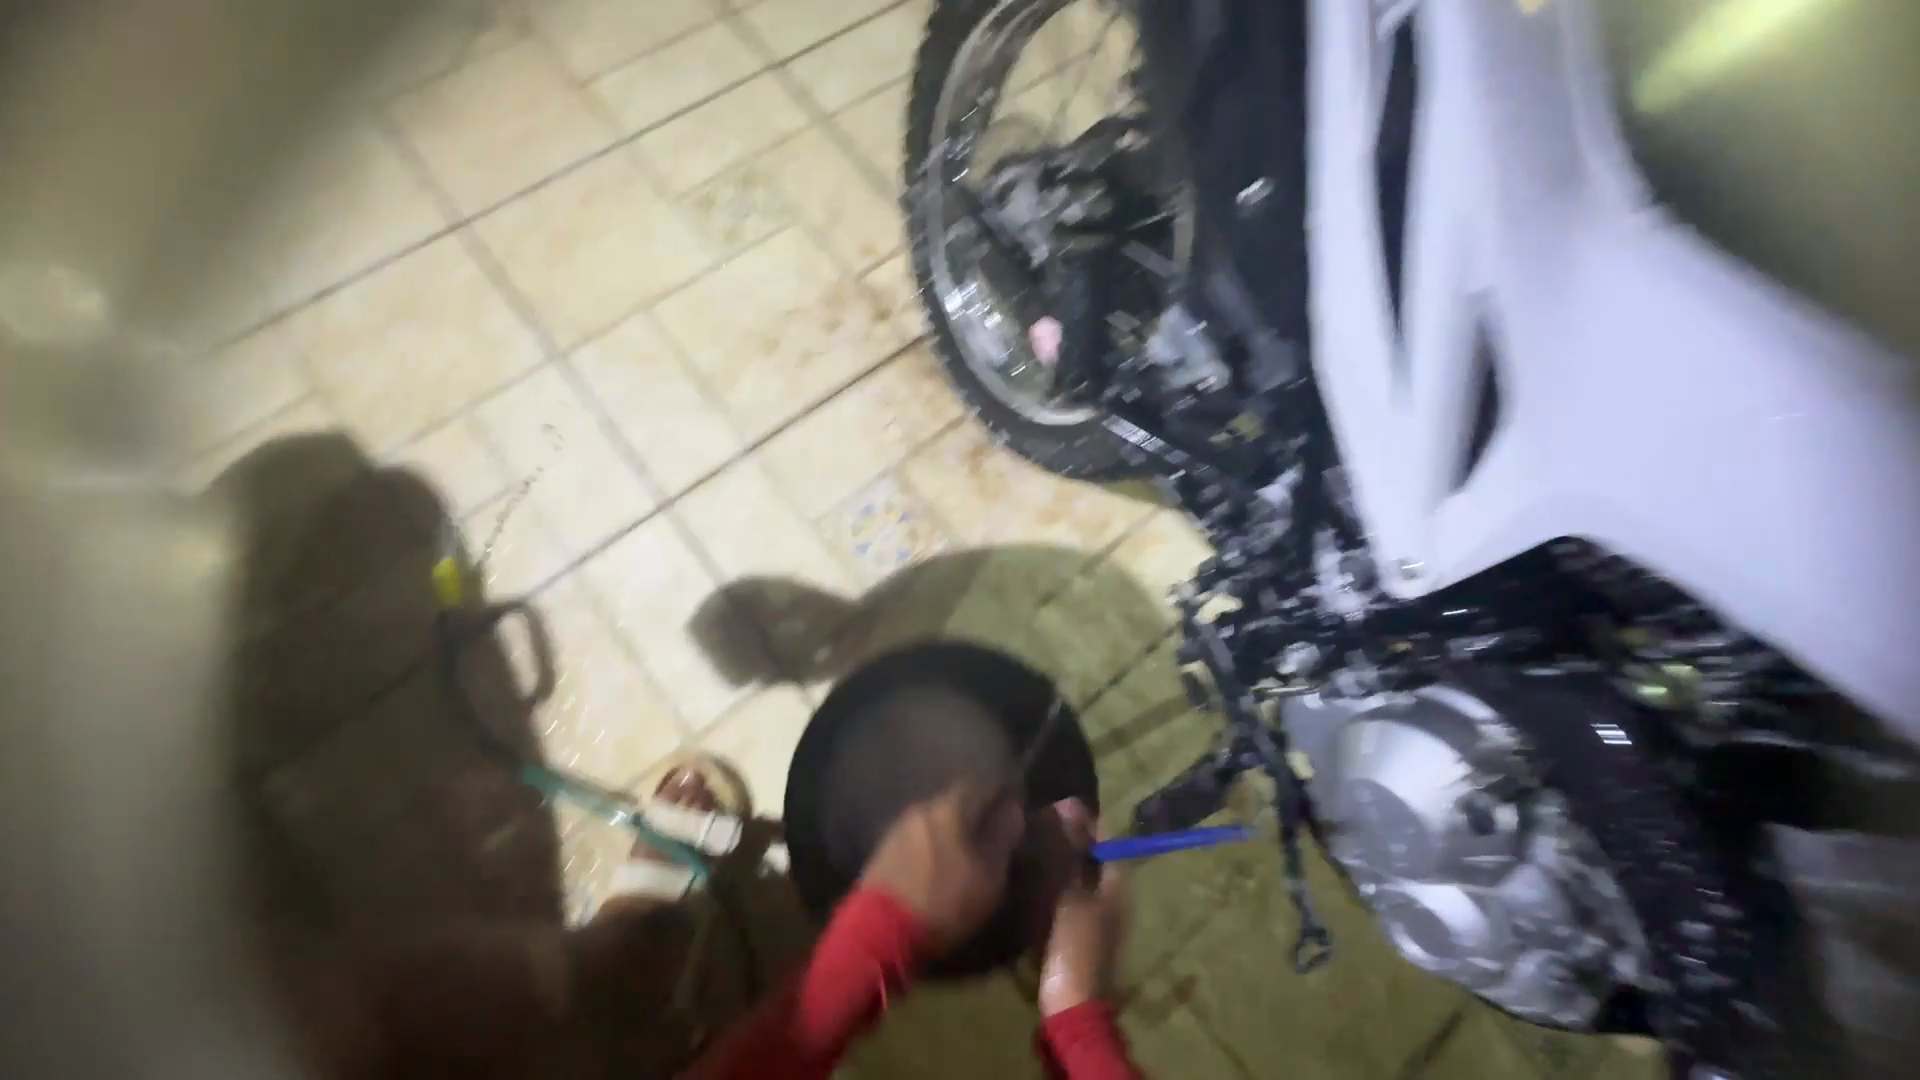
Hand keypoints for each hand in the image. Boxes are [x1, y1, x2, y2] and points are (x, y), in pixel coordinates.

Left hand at [859, 784, 1027, 953]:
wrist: (879, 930)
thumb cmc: (943, 901)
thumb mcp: (988, 877)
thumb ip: (1002, 838)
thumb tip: (1013, 809)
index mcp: (950, 806)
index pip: (982, 784)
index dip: (1002, 794)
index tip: (1014, 807)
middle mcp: (922, 806)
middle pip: (955, 800)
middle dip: (974, 813)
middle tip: (989, 832)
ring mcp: (899, 826)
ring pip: (934, 819)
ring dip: (950, 830)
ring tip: (962, 852)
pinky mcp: (883, 848)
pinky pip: (917, 837)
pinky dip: (931, 845)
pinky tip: (936, 864)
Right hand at [1036, 799, 1126, 1016]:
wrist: (1071, 1005)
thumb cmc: (1076, 943)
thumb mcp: (1069, 892)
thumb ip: (1067, 849)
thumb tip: (1068, 804)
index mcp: (1117, 882)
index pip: (1107, 835)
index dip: (1084, 817)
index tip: (1056, 804)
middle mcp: (1112, 894)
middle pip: (1091, 854)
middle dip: (1067, 836)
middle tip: (1036, 821)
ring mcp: (1095, 914)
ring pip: (1077, 873)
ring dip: (1057, 858)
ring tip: (1029, 842)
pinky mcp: (1077, 930)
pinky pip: (1066, 893)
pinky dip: (1052, 881)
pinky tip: (1028, 877)